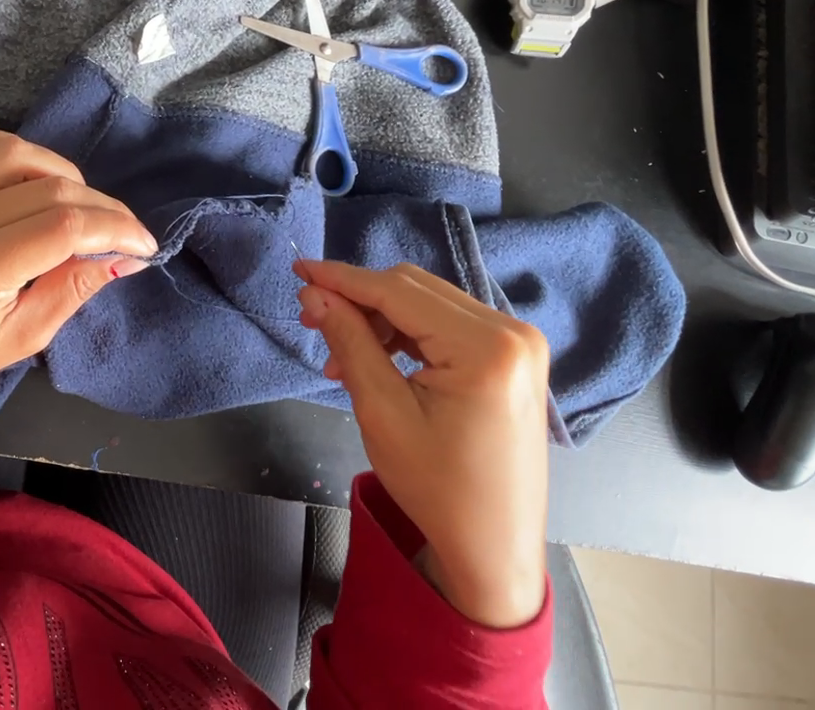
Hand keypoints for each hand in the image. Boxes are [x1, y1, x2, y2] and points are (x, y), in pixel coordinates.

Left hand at [0, 128, 157, 404]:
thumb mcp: (23, 339)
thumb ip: (73, 290)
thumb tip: (127, 256)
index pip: (62, 227)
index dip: (115, 229)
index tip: (143, 245)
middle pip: (50, 189)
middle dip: (103, 209)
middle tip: (125, 235)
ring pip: (21, 153)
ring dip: (66, 175)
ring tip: (82, 208)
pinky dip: (18, 149)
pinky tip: (35, 176)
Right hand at [294, 259, 549, 628]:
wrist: (493, 545)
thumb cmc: (437, 486)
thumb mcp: (381, 411)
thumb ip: (349, 340)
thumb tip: (314, 293)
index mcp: (486, 346)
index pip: (398, 291)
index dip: (342, 278)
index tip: (298, 269)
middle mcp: (511, 332)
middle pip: (414, 289)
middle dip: (358, 298)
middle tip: (311, 318)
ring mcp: (517, 343)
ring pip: (427, 303)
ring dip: (377, 317)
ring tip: (338, 352)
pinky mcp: (511, 358)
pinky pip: (445, 324)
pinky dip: (403, 333)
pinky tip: (373, 356)